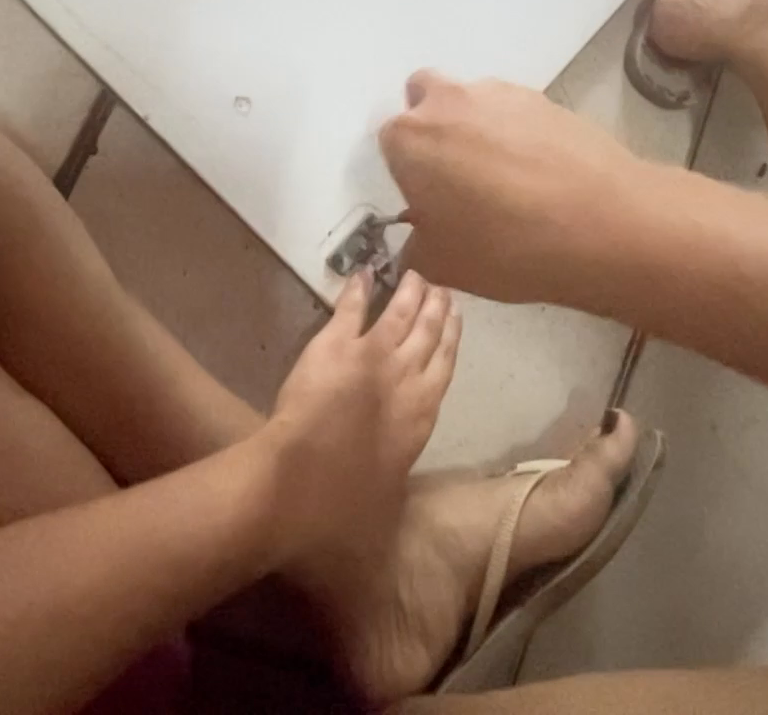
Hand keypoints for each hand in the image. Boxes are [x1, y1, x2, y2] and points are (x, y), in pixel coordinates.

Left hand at [262, 270, 459, 560]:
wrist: (310, 473)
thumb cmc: (348, 494)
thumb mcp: (388, 480)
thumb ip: (397, 455)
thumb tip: (397, 460)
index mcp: (422, 412)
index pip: (445, 365)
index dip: (452, 338)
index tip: (456, 318)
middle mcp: (406, 376)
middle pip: (428, 334)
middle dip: (436, 309)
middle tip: (443, 288)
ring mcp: (374, 354)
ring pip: (400, 315)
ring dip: (409, 294)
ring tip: (417, 276)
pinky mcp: (339, 342)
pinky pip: (353, 308)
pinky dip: (359, 289)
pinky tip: (364, 274)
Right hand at [378, 71, 641, 305]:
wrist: (602, 225)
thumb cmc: (504, 246)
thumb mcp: (440, 265)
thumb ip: (413, 247)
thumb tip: (416, 240)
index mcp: (410, 139)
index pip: (389, 142)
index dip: (405, 170)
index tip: (427, 198)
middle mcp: (447, 102)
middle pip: (423, 97)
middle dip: (431, 126)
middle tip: (455, 174)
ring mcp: (500, 94)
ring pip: (471, 100)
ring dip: (474, 126)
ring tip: (505, 177)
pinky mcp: (545, 98)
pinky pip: (514, 111)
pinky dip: (516, 132)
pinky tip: (538, 172)